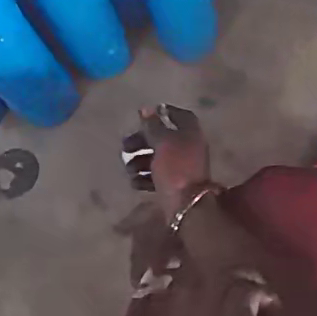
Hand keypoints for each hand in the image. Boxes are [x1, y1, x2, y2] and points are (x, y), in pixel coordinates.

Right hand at [139, 105, 210, 220]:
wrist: (187, 205)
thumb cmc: (176, 169)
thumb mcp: (163, 143)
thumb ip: (154, 126)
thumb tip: (146, 110)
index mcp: (191, 135)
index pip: (181, 117)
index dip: (165, 113)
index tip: (145, 114)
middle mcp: (189, 149)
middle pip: (164, 139)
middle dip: (142, 140)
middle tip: (125, 146)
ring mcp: (182, 168)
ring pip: (158, 158)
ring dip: (140, 161)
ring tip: (129, 169)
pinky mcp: (175, 185)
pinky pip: (157, 176)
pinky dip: (145, 177)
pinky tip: (135, 182)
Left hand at [157, 264, 316, 315]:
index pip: (239, 296)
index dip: (263, 293)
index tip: (281, 311)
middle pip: (214, 285)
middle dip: (242, 282)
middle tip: (267, 302)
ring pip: (191, 290)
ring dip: (215, 284)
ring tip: (240, 299)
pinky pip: (176, 308)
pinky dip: (194, 296)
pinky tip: (213, 309)